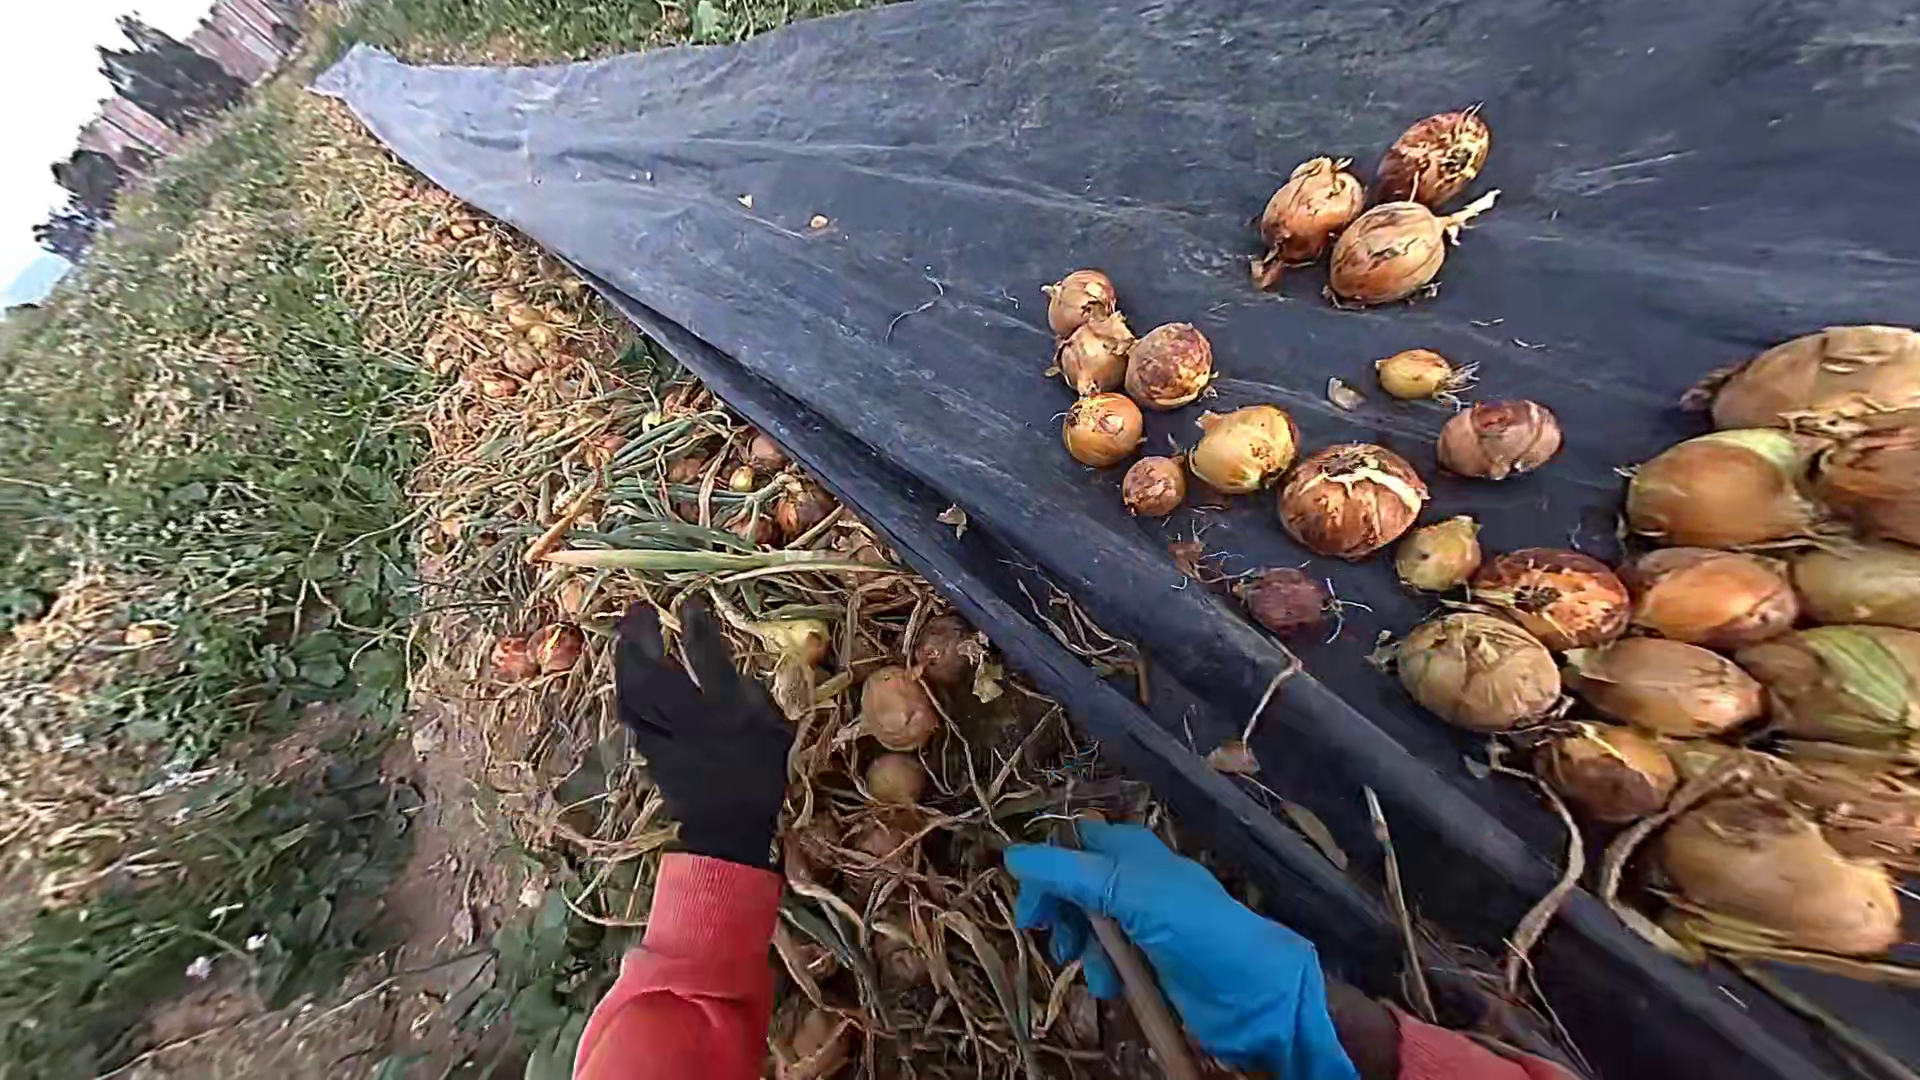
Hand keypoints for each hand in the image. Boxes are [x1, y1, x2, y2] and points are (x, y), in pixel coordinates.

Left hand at [614, 599, 791, 867]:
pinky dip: (626, 686)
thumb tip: (737, 672)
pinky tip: (626, 672)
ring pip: (632, 691)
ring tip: (626, 632)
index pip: (707, 658)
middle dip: (642, 636)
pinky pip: (630, 713)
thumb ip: (756, 695)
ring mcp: (663, 736)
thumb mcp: (777, 727)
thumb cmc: (762, 773)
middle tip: (639, 608)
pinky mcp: (649, 750)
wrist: (729, 824)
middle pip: (653, 672)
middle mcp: (690, 718)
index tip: (690, 602)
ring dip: (625, 658)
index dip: (697, 626)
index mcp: (727, 709)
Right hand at [1006, 823, 1357, 1079]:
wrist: (1255, 994)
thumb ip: (1068, 872)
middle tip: (1052, 942)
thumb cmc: (1190, 927)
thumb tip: (1012, 855)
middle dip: (1060, 914)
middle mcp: (1128, 875)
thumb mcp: (1125, 892)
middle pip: (1072, 884)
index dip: (1044, 872)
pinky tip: (1111, 985)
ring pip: (1086, 922)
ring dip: (1080, 946)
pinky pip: (1108, 954)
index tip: (1029, 911)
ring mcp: (1138, 915)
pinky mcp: (1148, 953)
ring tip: (1090, 971)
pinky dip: (1101, 967)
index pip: (1067, 845)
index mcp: (1125, 848)